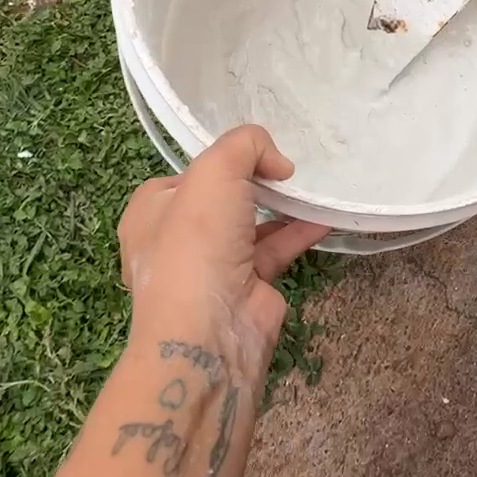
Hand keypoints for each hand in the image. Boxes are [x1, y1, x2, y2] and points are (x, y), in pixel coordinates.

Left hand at [118, 126, 329, 380]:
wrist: (210, 331)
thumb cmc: (198, 243)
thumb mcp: (215, 171)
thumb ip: (246, 144)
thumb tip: (278, 164)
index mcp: (151, 211)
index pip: (188, 175)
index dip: (221, 161)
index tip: (253, 155)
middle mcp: (177, 239)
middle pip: (223, 197)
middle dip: (254, 182)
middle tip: (285, 169)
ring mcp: (212, 265)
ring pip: (251, 223)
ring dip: (282, 206)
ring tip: (311, 187)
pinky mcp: (247, 286)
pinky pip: (276, 248)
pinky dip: (300, 231)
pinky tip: (325, 217)